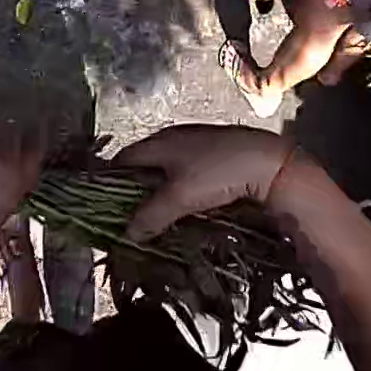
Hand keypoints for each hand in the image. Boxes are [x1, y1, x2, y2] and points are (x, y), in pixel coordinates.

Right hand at [113, 125, 300, 239]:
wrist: (268, 161)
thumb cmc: (218, 172)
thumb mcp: (180, 196)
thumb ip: (150, 214)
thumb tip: (127, 232)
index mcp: (160, 142)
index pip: (122, 160)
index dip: (109, 182)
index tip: (103, 209)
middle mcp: (173, 138)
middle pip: (142, 165)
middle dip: (134, 191)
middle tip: (128, 219)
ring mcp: (195, 144)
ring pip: (165, 170)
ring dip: (158, 192)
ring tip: (154, 218)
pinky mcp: (214, 154)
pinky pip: (185, 172)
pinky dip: (178, 189)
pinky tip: (183, 206)